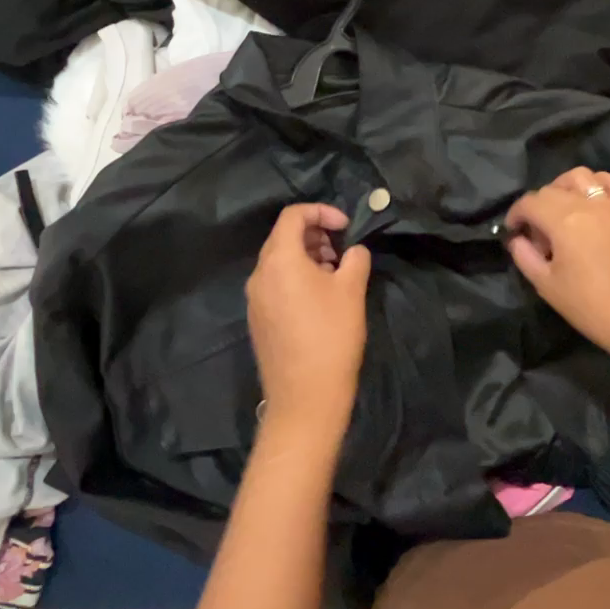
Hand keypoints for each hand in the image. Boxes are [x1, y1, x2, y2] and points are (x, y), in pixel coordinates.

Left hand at [246, 204, 372, 435]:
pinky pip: (275, 283)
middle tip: (342, 250)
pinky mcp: (257, 319)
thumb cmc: (331, 336)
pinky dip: (297, 277)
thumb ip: (355, 259)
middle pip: (283, 237)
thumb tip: (353, 251)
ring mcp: (255, 299)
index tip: (346, 226)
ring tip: (336, 274)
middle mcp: (259, 274)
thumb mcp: (352, 290)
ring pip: (279, 261)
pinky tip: (320, 298)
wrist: (305, 396)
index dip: (321, 212)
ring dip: (307, 256)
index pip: (293, 216)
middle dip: (315, 234)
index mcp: (279, 259)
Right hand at [504, 167, 609, 359]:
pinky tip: (590, 197)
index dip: (515, 214)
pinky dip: (598, 183)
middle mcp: (587, 205)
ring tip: (559, 210)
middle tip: (535, 235)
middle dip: (536, 207)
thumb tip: (517, 239)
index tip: (512, 232)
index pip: (530, 202)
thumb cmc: (588, 306)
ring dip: (563, 187)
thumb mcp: (546, 284)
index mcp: (563, 221)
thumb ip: (524, 256)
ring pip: (581, 177)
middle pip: (551, 190)